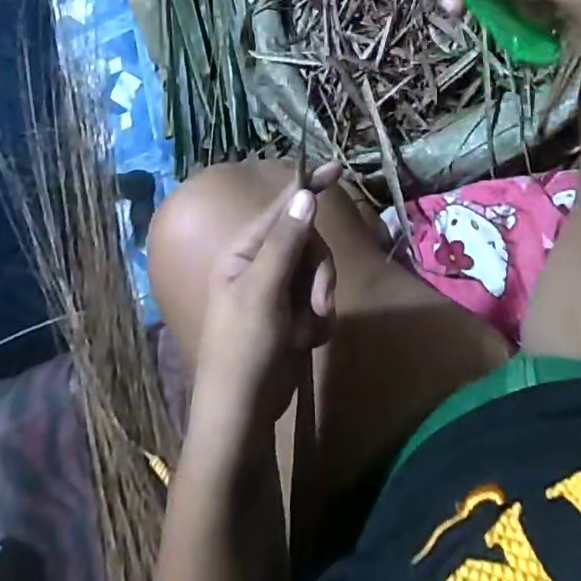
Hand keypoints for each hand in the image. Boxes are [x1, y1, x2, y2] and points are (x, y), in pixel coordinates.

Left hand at [192, 164, 342, 434]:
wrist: (243, 413)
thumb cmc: (243, 349)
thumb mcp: (263, 292)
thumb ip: (285, 242)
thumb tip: (303, 194)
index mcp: (245, 251)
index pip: (282, 208)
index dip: (309, 187)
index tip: (338, 168)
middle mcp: (261, 264)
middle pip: (310, 244)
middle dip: (319, 273)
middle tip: (316, 304)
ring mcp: (278, 290)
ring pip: (319, 274)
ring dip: (319, 301)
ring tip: (306, 331)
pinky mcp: (292, 314)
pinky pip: (320, 301)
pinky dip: (318, 321)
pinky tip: (304, 342)